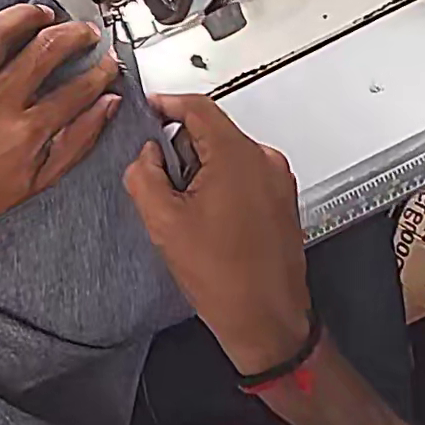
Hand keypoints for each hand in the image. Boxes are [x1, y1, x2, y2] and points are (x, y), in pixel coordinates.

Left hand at [0, 3, 121, 279]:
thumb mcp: (42, 178)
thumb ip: (79, 140)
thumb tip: (108, 105)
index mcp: (24, 133)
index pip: (76, 90)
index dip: (101, 72)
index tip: (108, 63)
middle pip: (43, 51)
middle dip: (75, 34)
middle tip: (85, 32)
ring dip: (25, 15)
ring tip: (43, 14)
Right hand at [123, 94, 309, 374]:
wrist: (266, 320)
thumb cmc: (226, 278)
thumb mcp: (163, 221)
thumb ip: (143, 174)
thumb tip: (146, 155)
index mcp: (237, 157)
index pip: (198, 107)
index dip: (167, 104)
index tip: (151, 108)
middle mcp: (264, 161)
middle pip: (211, 131)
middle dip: (181, 149)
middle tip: (164, 181)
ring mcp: (277, 180)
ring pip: (226, 153)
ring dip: (201, 169)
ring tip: (190, 212)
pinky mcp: (281, 198)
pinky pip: (243, 173)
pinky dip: (220, 184)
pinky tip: (209, 221)